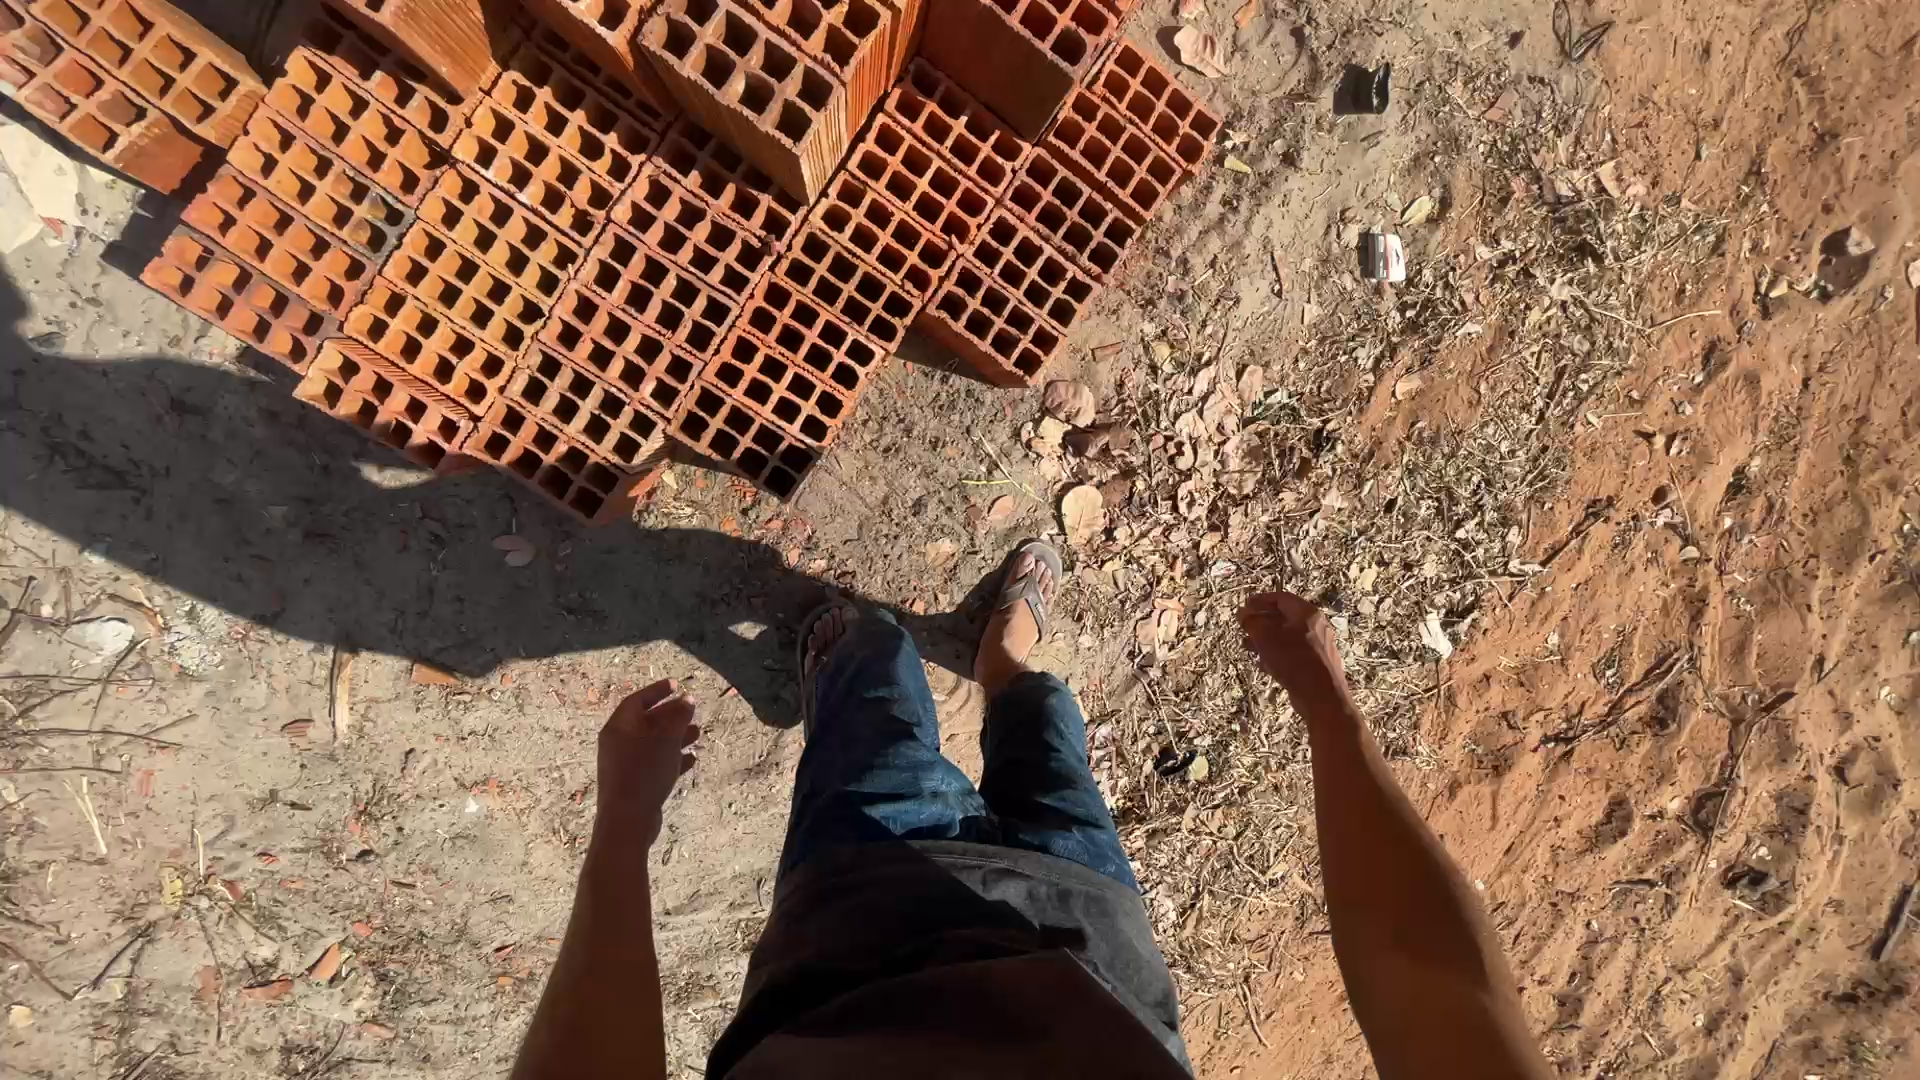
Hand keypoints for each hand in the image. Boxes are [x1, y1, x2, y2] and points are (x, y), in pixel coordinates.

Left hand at [593, 679, 698, 851]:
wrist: (628, 821)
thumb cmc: (645, 773)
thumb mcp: (666, 740)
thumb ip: (678, 717)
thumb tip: (687, 699)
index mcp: (619, 728)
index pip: (637, 701)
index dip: (657, 691)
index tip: (676, 685)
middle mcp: (618, 743)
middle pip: (646, 721)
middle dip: (670, 714)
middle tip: (692, 709)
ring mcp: (625, 764)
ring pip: (653, 743)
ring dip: (675, 736)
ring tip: (698, 733)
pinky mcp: (634, 783)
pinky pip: (655, 763)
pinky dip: (672, 758)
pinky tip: (691, 759)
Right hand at [1238, 591, 1349, 705]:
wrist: (1322, 696)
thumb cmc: (1293, 660)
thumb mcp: (1266, 637)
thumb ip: (1252, 621)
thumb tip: (1243, 613)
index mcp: (1307, 614)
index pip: (1281, 598)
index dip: (1260, 600)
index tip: (1245, 606)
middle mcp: (1316, 626)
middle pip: (1284, 617)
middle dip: (1261, 621)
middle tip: (1245, 627)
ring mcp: (1318, 646)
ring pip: (1287, 636)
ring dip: (1266, 639)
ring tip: (1248, 646)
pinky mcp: (1317, 663)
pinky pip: (1293, 652)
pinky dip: (1277, 653)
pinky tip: (1263, 663)